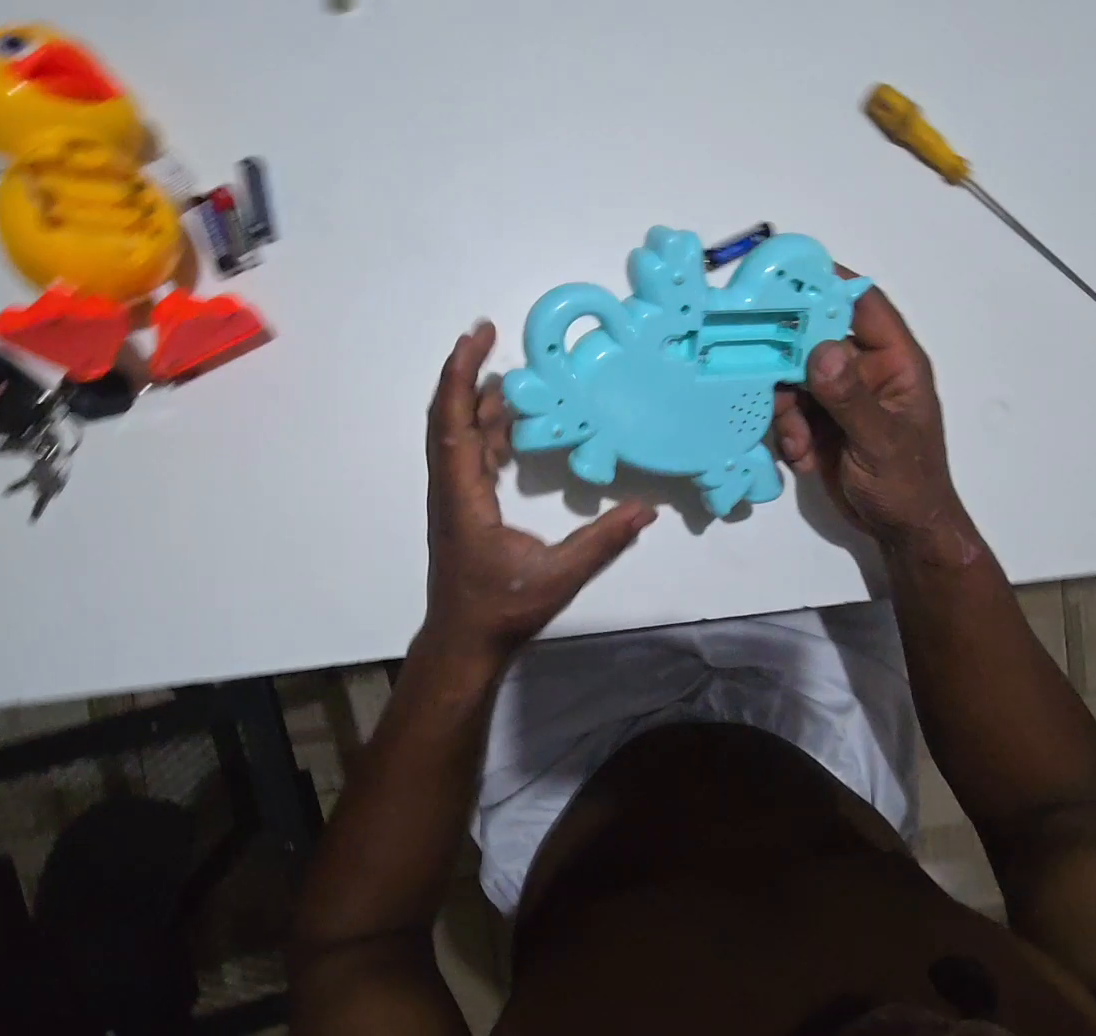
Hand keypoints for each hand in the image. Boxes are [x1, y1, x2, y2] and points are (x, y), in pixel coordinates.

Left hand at [422, 321, 656, 660]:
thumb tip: (646, 509)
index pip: (455, 422)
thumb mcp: (559, 576)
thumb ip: (604, 541)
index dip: (463, 375)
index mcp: (463, 496)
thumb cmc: (502, 610)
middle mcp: (450, 489)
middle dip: (465, 372)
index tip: (478, 337)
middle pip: (448, 417)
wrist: (464, 640)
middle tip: (488, 335)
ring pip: (458, 435)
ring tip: (512, 375)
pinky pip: (468, 454)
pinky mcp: (462, 508)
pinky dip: (486, 430)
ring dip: (478, 401)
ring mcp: (452, 498)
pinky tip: (512, 425)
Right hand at [773, 277, 980, 564]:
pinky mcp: (817, 423)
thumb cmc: (906, 483)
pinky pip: (788, 412)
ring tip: (797, 443)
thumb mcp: (881, 442)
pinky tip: (800, 458)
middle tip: (758, 368)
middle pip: (814, 339)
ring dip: (786, 411)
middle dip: (787, 358)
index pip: (862, 304)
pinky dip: (787, 435)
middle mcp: (862, 370)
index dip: (827, 284)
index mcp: (893, 362)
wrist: (899, 530)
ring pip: (793, 379)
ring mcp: (837, 397)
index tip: (783, 278)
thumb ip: (850, 398)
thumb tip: (820, 350)